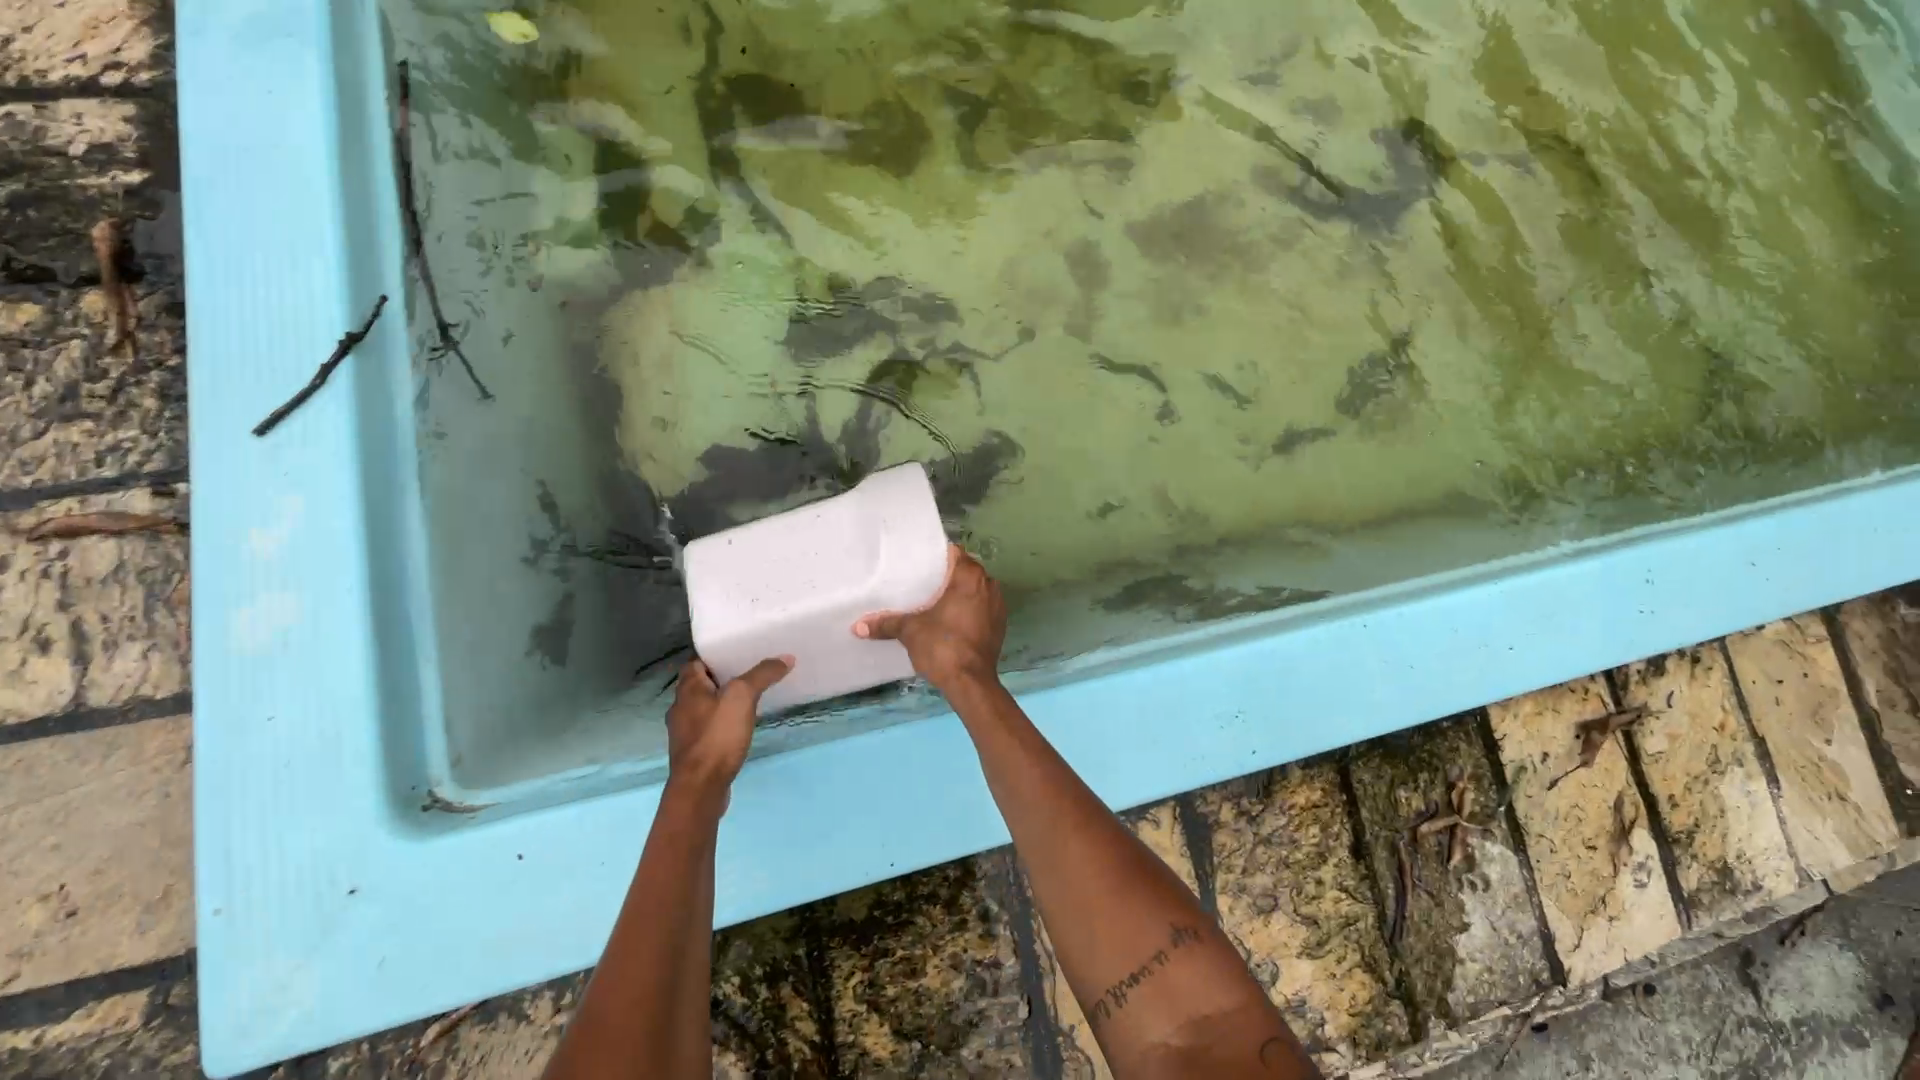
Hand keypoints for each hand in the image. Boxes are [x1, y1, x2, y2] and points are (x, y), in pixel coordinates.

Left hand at [665, 657, 791, 797]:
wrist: (701, 787)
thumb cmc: (717, 736)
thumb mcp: (743, 698)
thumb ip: (762, 675)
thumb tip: (785, 657)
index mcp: (687, 689)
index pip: (696, 662)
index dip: (714, 655)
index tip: (737, 653)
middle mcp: (680, 707)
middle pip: (700, 684)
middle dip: (722, 678)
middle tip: (749, 673)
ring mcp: (684, 732)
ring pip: (704, 708)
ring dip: (721, 702)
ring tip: (748, 699)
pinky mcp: (693, 752)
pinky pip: (707, 728)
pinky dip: (721, 724)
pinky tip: (739, 728)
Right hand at [853, 545, 1005, 693]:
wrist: (971, 683)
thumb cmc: (942, 646)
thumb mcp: (910, 631)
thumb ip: (886, 624)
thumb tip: (857, 626)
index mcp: (970, 577)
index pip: (953, 553)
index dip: (936, 556)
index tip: (918, 561)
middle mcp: (989, 585)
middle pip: (965, 571)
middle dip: (945, 576)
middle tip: (920, 581)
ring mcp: (998, 606)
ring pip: (975, 591)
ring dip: (958, 594)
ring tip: (933, 600)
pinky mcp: (999, 626)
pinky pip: (981, 608)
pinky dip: (968, 610)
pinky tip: (949, 619)